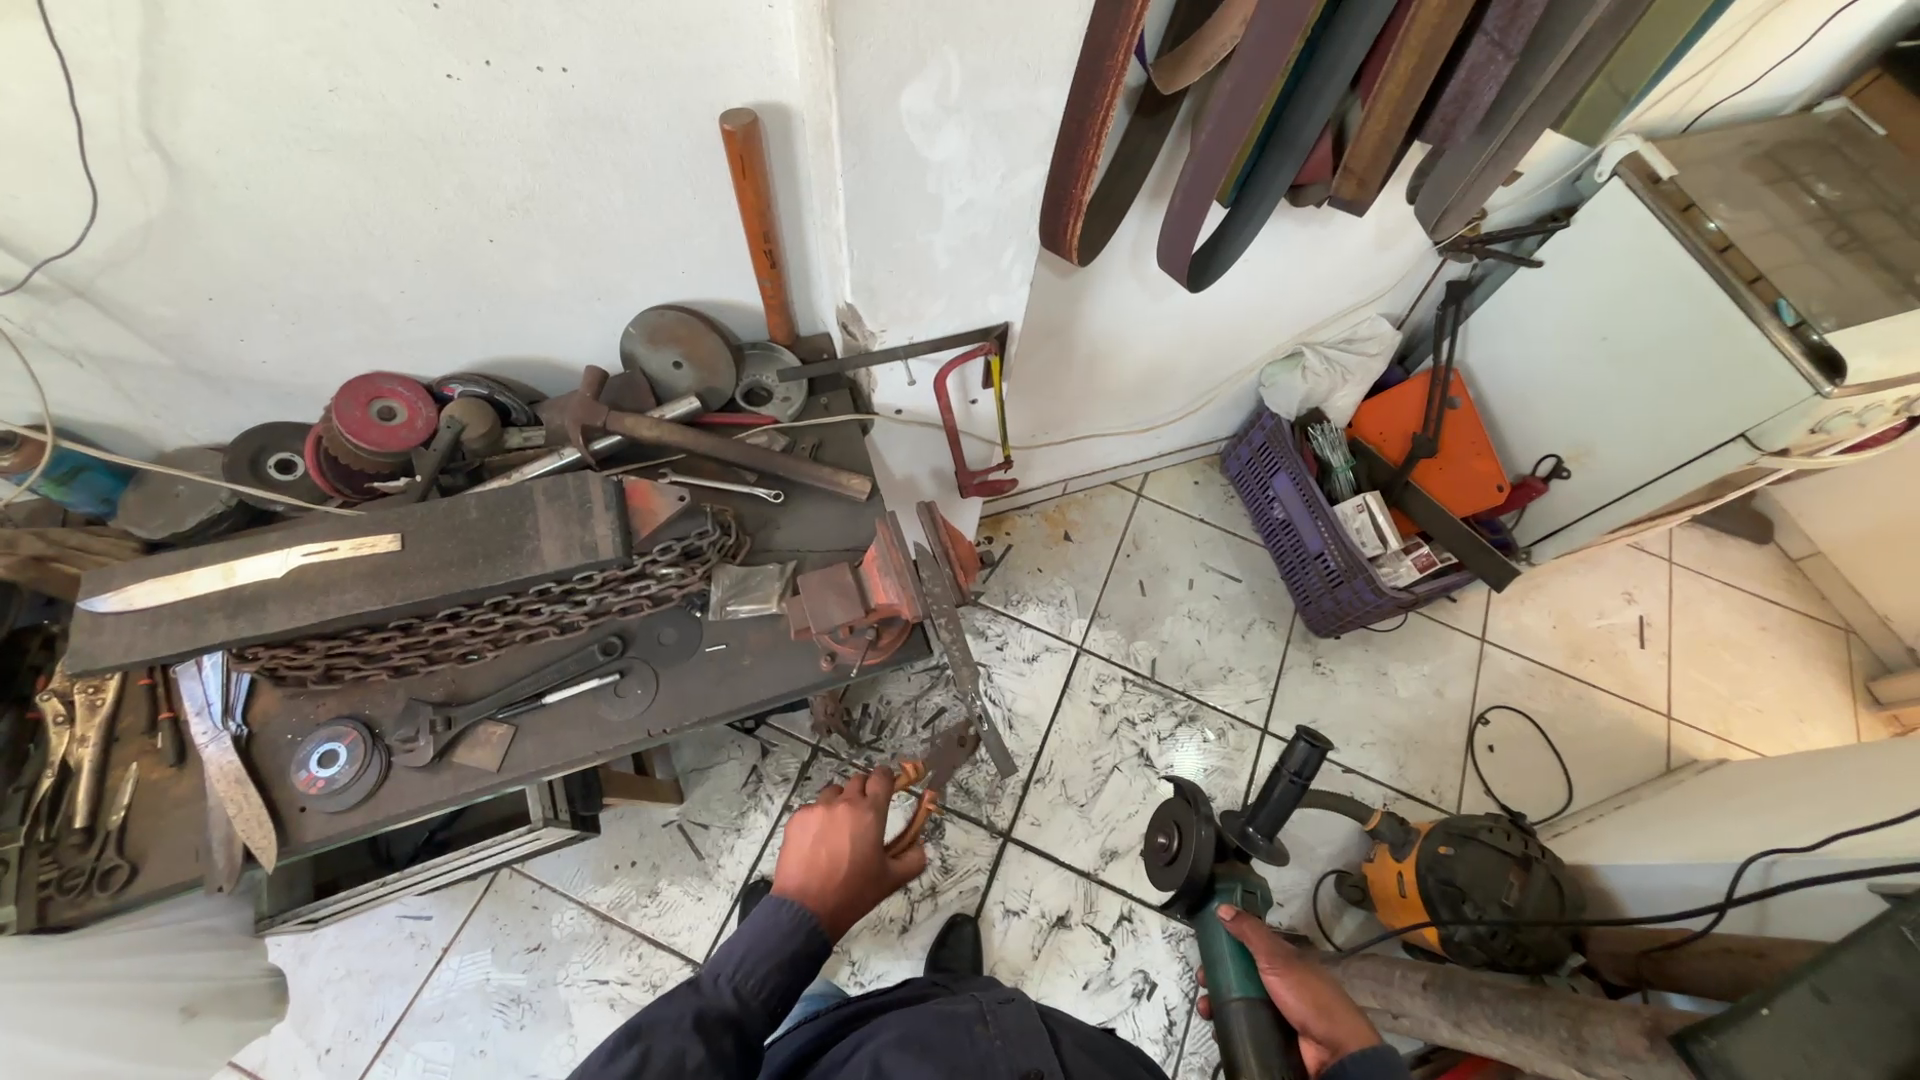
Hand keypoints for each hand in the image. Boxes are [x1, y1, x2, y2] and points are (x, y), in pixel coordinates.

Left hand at [771, 765, 927, 940]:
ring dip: (840, 803)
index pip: (882, 776)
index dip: (886, 778)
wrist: (806, 910)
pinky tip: (816, 843)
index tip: (886, 786)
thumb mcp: (892, 880)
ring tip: (837, 829)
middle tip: (864, 815)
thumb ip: (913, 858)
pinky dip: (817, 819)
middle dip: (864, 791)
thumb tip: (918, 845)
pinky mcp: (797, 818)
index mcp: (870, 813)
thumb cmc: (853, 893)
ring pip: (833, 793)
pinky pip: (812, 808)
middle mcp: (844, 803)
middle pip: (858, 780)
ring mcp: (817, 808)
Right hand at [1197, 904, 1381, 1077]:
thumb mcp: (1278, 958)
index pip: (1247, 948)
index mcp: (1281, 962)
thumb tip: (1222, 907)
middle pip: (1239, 977)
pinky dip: (1229, 1029)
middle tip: (1203, 985)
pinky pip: (1245, 1028)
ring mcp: (1275, 1013)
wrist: (1336, 1051)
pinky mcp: (1273, 1038)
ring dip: (1219, 1006)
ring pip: (1239, 1004)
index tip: (1206, 953)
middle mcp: (1277, 985)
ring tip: (1207, 1012)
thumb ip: (1251, 932)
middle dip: (1216, 980)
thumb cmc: (1308, 997)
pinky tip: (1219, 1031)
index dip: (1225, 948)